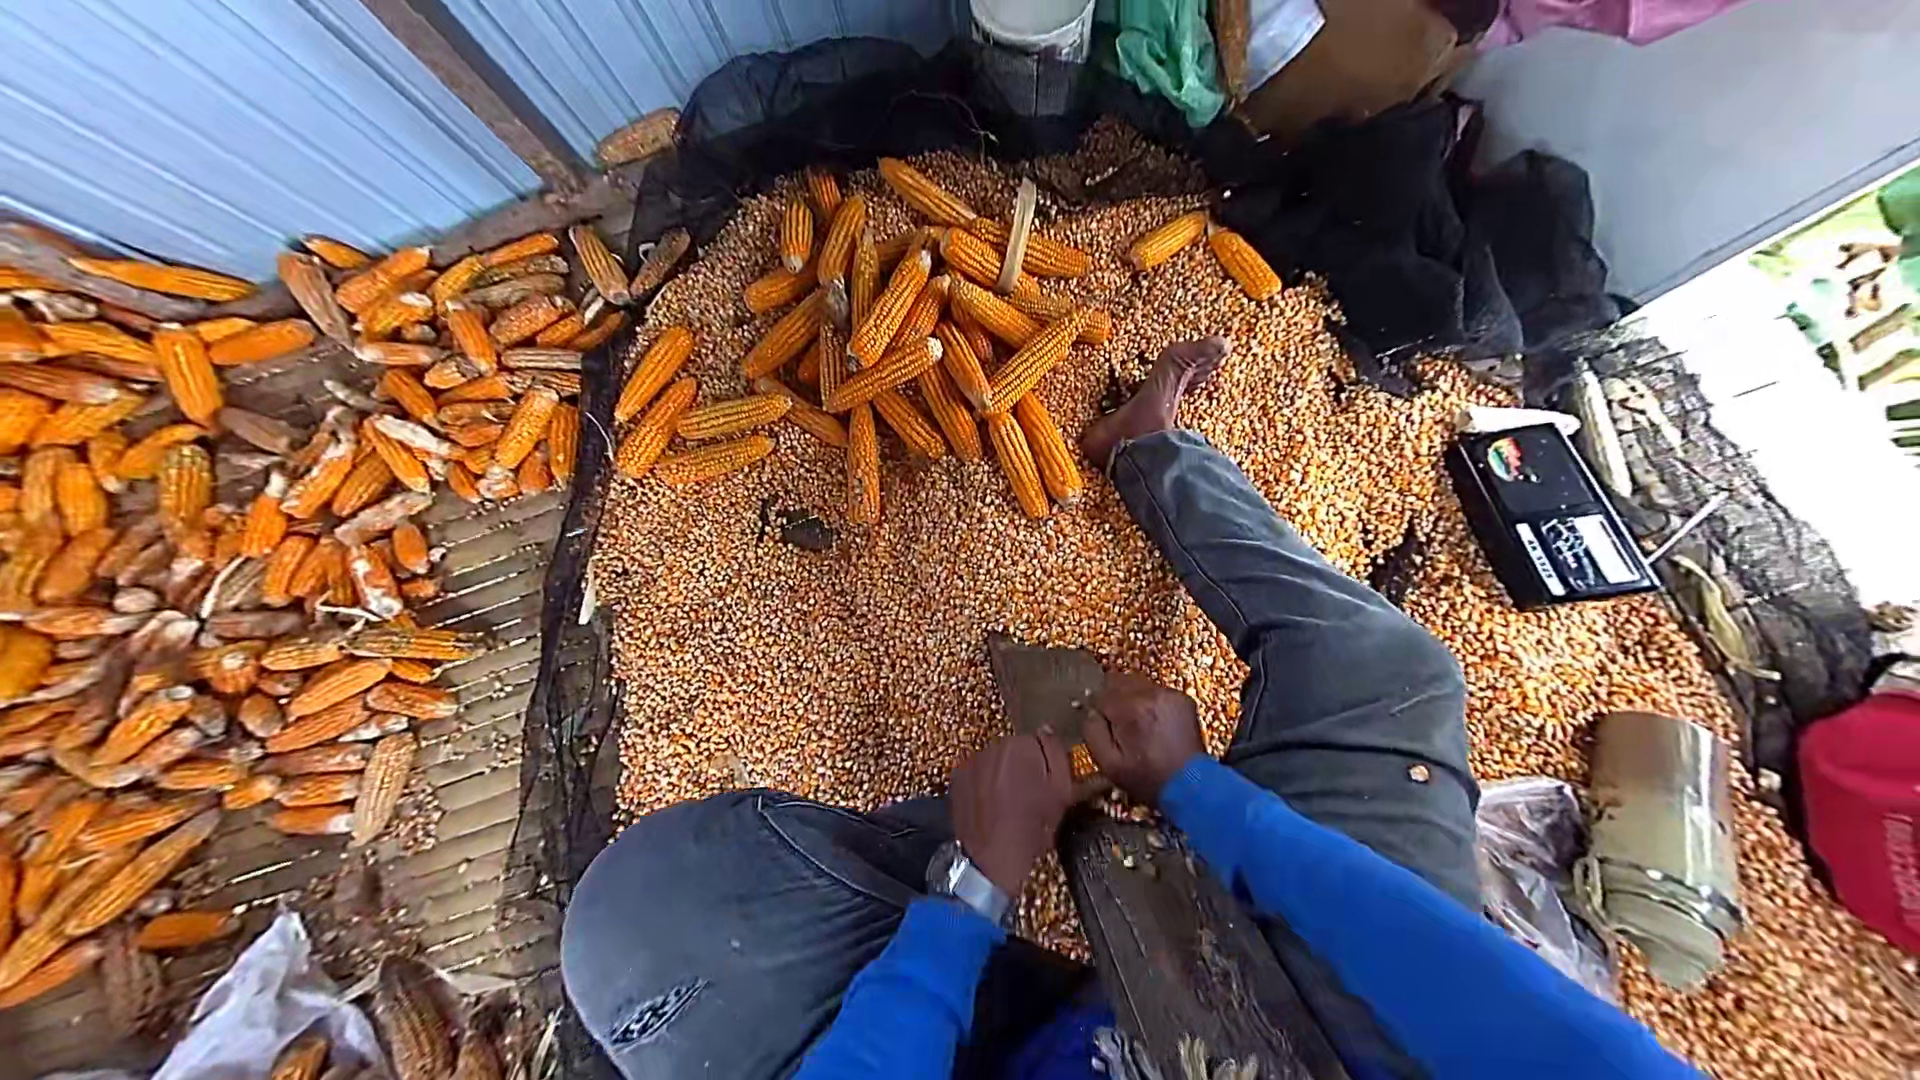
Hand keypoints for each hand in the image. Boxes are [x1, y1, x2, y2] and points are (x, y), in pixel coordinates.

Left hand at [949, 733, 1075, 893]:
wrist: (991, 861)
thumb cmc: (1032, 830)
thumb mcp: (1061, 794)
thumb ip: (1057, 756)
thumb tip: (1046, 730)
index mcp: (1021, 746)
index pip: (1039, 742)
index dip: (1045, 765)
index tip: (1046, 786)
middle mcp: (993, 746)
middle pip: (1015, 749)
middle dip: (1022, 766)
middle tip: (1028, 796)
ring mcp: (971, 760)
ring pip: (995, 760)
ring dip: (1001, 773)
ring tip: (1006, 803)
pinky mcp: (956, 776)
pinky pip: (977, 772)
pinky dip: (983, 783)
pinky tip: (989, 805)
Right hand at [1084, 672, 1204, 805]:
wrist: (1192, 786)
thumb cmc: (1148, 778)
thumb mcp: (1108, 763)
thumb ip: (1092, 731)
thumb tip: (1091, 711)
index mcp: (1131, 708)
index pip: (1100, 695)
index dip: (1099, 713)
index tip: (1106, 729)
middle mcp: (1151, 693)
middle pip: (1117, 682)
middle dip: (1113, 701)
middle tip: (1120, 728)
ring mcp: (1169, 694)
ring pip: (1135, 684)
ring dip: (1131, 700)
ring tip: (1139, 727)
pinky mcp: (1181, 698)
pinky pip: (1154, 691)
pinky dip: (1149, 703)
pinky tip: (1154, 725)